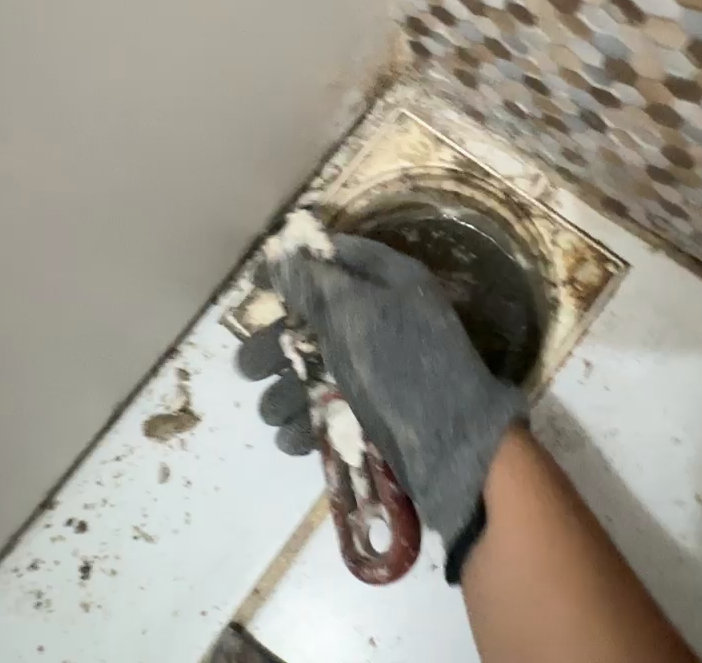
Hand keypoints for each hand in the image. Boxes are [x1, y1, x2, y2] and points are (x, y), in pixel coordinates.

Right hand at [237, 229, 525, 568]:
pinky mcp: (374, 407)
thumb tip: (281, 253)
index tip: (257, 285)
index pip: (337, 257)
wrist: (453, 447)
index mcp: (389, 282)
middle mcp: (383, 316)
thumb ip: (316, 286)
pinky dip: (307, 421)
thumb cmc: (403, 367)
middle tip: (248, 369)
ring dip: (286, 389)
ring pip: (317, 367)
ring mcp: (378, 365)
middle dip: (279, 345)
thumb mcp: (356, 315)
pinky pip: (330, 405)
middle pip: (317, 318)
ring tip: (271, 412)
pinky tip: (290, 436)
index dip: (297, 266)